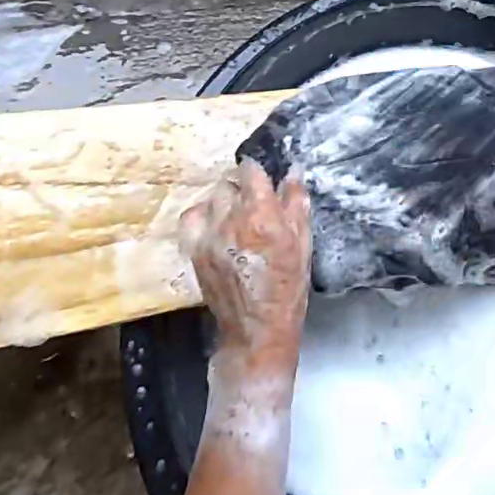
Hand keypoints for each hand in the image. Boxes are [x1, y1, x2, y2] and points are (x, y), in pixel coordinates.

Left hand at [189, 160, 311, 366]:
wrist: (258, 326)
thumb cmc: (288, 282)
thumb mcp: (302, 240)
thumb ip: (296, 202)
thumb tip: (293, 172)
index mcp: (261, 214)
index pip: (250, 170)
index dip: (257, 168)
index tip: (262, 173)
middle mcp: (230, 219)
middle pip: (229, 183)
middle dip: (242, 186)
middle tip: (255, 200)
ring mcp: (208, 235)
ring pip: (211, 198)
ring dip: (224, 200)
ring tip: (236, 213)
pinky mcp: (194, 250)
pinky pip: (191, 218)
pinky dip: (202, 214)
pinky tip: (215, 223)